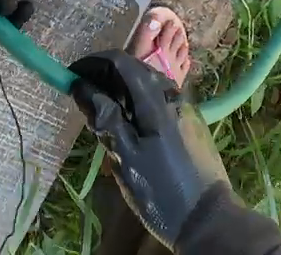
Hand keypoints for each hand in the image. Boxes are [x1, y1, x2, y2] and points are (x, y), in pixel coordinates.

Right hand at [71, 50, 229, 247]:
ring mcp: (183, 104)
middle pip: (132, 69)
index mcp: (155, 96)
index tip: (71, 77)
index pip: (119, 61)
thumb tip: (82, 86)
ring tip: (101, 111)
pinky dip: (136, 101)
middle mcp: (172, 91)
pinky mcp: (188, 119)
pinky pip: (156, 98)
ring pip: (145, 84)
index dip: (92, 64)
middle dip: (104, 76)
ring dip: (120, 90)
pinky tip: (127, 124)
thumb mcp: (126, 157)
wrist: (208, 220)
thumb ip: (105, 118)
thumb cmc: (162, 190)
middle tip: (83, 96)